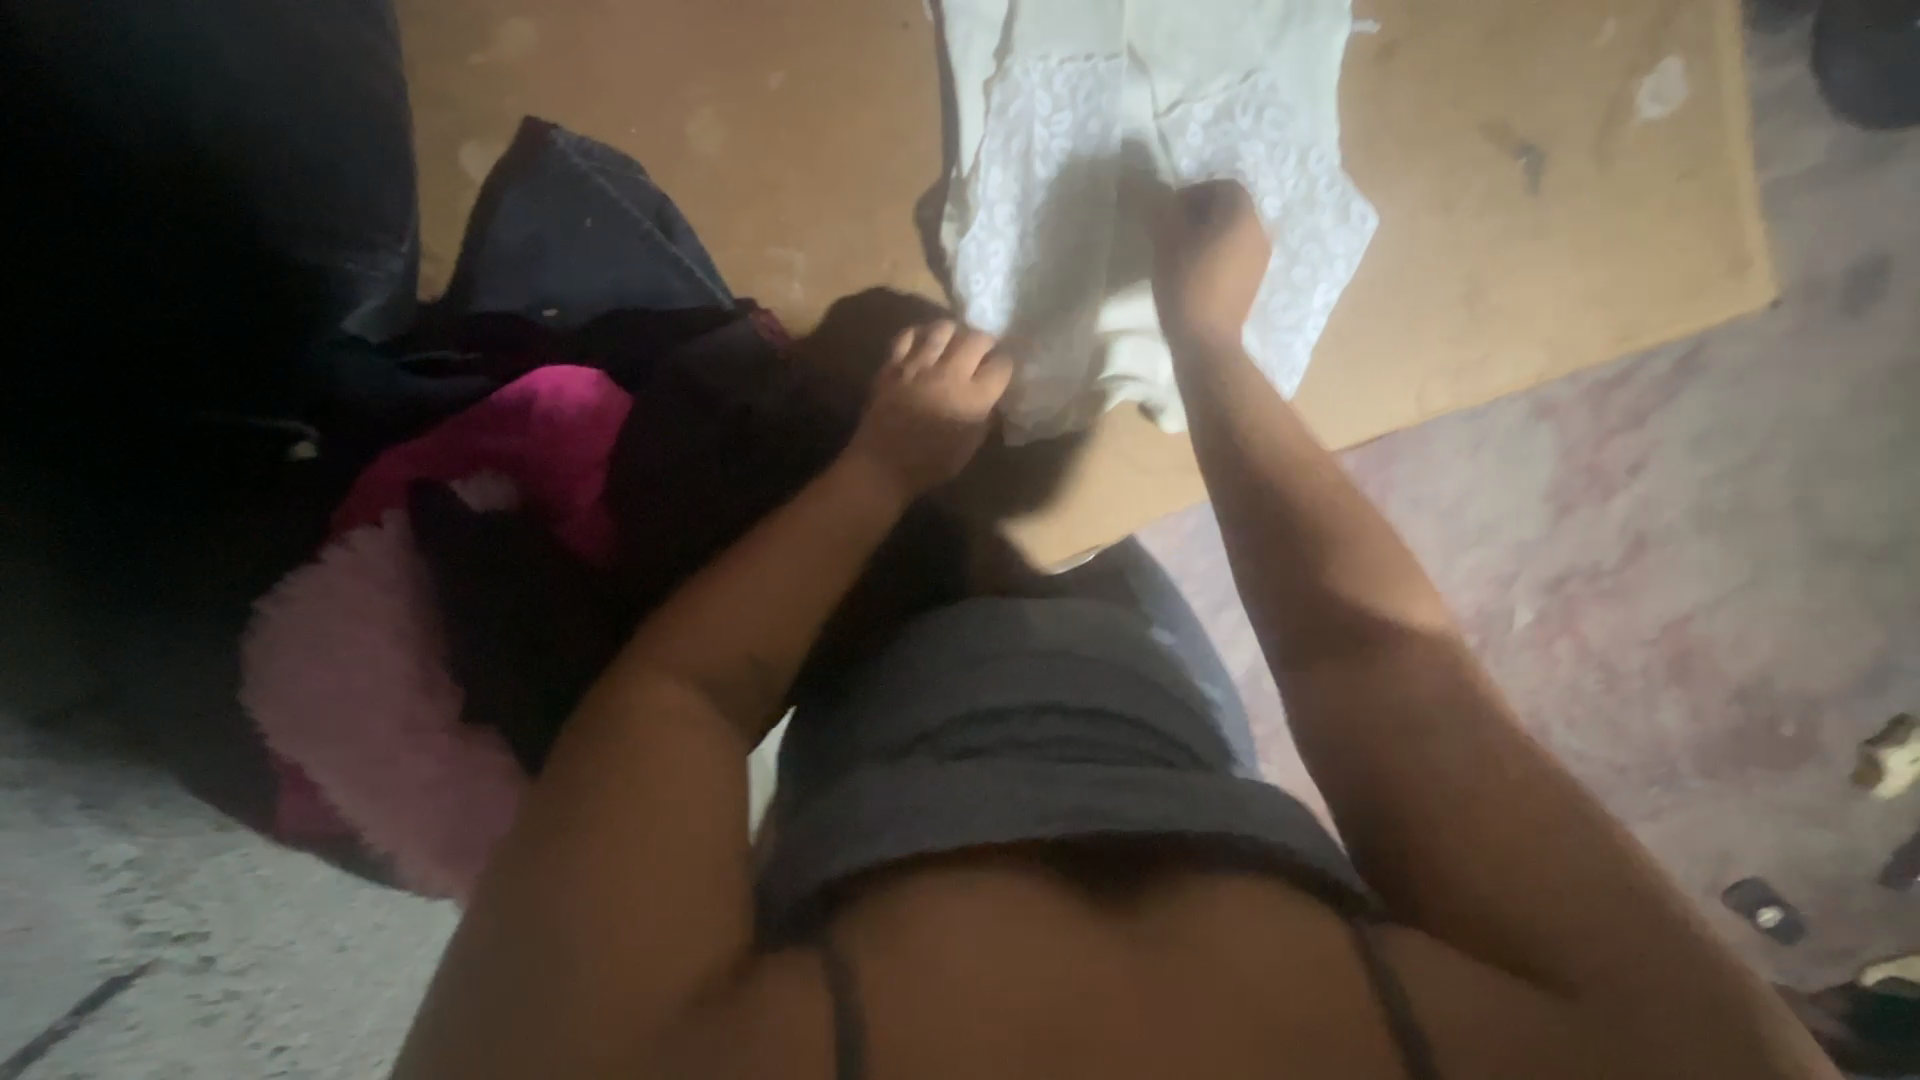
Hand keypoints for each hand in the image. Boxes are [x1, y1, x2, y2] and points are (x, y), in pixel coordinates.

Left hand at [844, 319, 1012, 500]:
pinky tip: (923, 342)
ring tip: (954, 340)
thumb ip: (983, 419)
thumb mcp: (969, 448)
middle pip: (976, 337)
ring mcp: (918, 365)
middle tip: (982, 349)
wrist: (882, 465)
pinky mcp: (893, 365)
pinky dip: (919, 334)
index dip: (1005, 364)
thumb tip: (990, 401)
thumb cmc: (930, 464)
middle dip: (985, 340)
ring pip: (943, 329)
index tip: (1000, 369)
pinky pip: (908, 336)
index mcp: (974, 397)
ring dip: (954, 331)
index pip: (1002, 365)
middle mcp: (950, 373)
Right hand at [1151, 179, 1272, 350]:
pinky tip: (1194, 275)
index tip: (1168, 212)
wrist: (1207, 341)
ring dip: (1208, 235)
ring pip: (1233, 233)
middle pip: (1229, 209)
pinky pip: (1236, 256)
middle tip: (1170, 232)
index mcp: (1242, 214)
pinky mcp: (1253, 283)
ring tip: (1180, 255)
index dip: (1193, 192)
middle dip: (1200, 214)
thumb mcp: (1165, 241)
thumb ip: (1156, 206)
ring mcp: (1261, 259)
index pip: (1222, 185)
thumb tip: (1136, 182)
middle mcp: (1259, 231)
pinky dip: (1216, 256)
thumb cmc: (1186, 285)